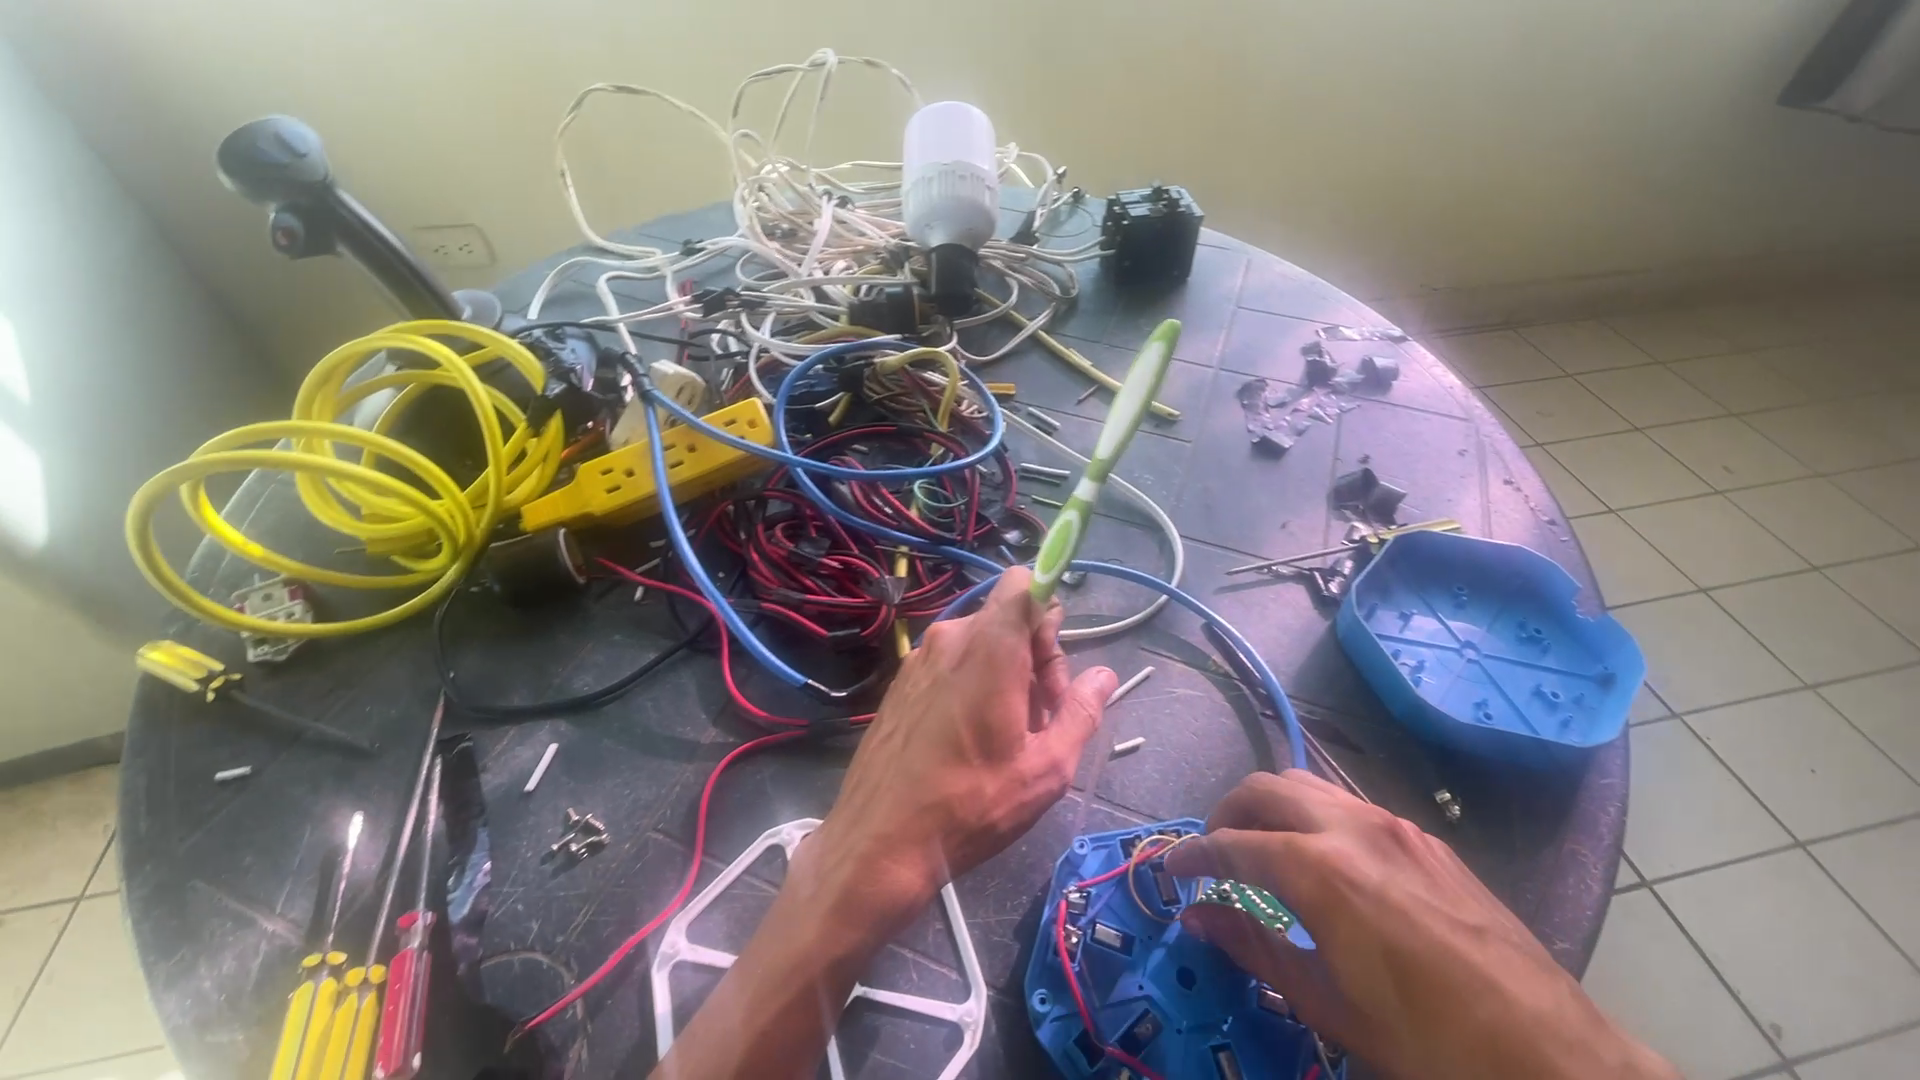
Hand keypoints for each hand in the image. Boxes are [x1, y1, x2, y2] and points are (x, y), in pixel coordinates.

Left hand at [805, 566, 1117, 929]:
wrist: (880, 841)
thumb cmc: (971, 805)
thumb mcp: (1046, 768)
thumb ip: (1080, 712)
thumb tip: (1103, 676)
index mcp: (990, 647)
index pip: (1025, 583)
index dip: (1049, 615)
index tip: (1053, 671)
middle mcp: (951, 639)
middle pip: (1008, 621)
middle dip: (1035, 660)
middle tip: (1041, 723)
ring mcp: (919, 659)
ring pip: (980, 645)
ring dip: (1005, 678)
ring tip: (1008, 740)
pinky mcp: (901, 683)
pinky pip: (951, 665)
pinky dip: (972, 687)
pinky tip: (971, 741)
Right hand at [1166, 770, 1676, 1079]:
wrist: (1551, 1052)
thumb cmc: (1426, 1041)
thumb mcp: (1326, 1004)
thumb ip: (1253, 947)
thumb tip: (1198, 918)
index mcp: (1318, 871)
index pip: (1231, 844)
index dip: (1193, 855)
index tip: (1172, 868)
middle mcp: (1351, 829)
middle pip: (1264, 790)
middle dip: (1224, 814)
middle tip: (1212, 854)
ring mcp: (1394, 826)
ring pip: (1307, 785)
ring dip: (1268, 806)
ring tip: (1258, 848)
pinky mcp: (1425, 838)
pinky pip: (1348, 804)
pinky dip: (1311, 816)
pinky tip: (1319, 860)